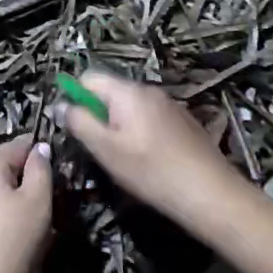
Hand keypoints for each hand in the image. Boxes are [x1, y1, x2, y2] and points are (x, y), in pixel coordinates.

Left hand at [0, 136, 52, 272]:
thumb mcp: (37, 202)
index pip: (20, 144)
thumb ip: (41, 169)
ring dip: (11, 201)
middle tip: (45, 211)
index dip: (42, 159)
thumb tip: (40, 147)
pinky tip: (6, 240)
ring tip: (28, 229)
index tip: (58, 183)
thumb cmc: (9, 242)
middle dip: (25, 183)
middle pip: (3, 166)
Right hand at [53, 72, 251, 221]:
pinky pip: (149, 119)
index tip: (75, 127)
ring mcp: (170, 105)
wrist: (212, 194)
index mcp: (127, 91)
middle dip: (98, 115)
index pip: (88, 78)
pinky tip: (149, 161)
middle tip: (98, 148)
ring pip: (130, 108)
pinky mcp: (184, 122)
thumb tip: (60, 105)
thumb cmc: (151, 170)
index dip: (75, 98)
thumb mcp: (105, 149)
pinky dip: (140, 133)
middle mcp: (149, 90)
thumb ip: (78, 122)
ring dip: (119, 126)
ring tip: (123, 158)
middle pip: (110, 92)